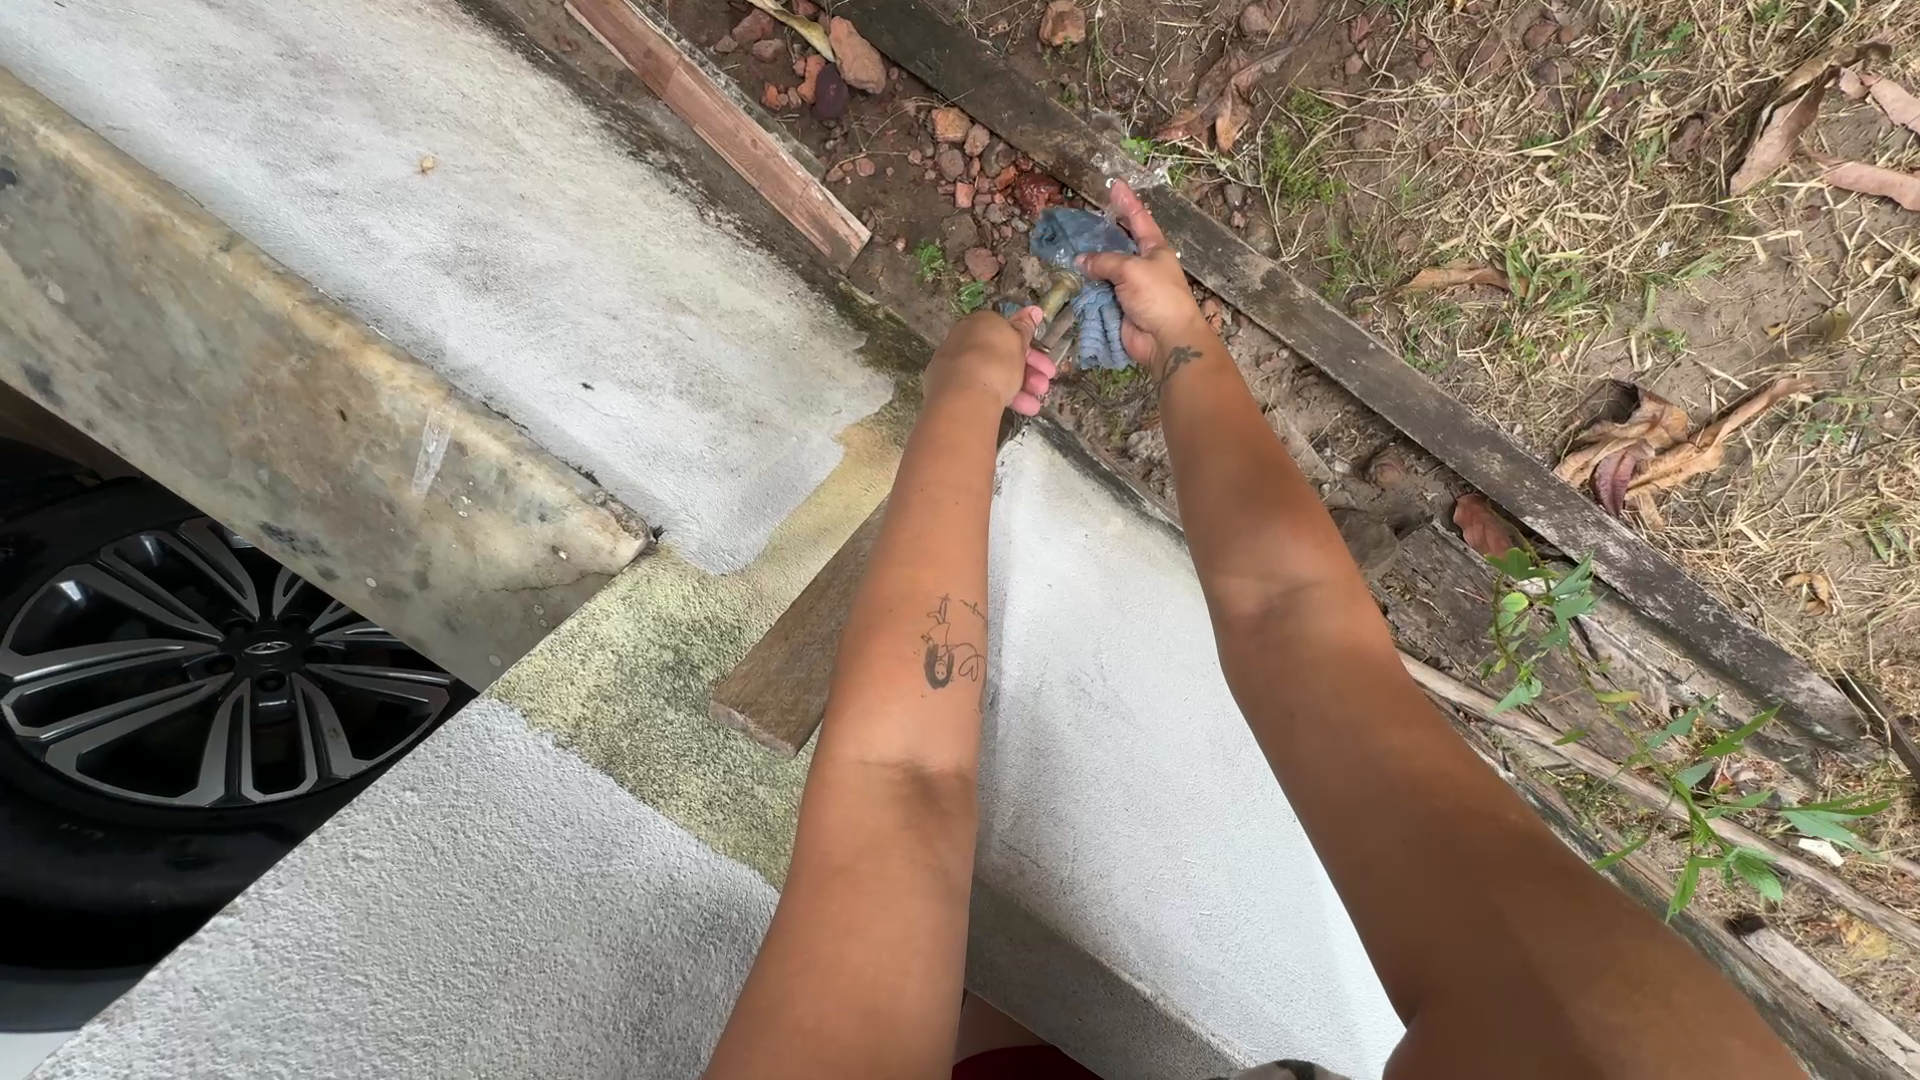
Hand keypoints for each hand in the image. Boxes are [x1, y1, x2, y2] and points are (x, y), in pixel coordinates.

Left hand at [922, 306, 1057, 416]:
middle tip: (1044, 385)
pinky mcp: (951, 390)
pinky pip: (982, 390)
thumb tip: (1033, 310)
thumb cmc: (995, 361)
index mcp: (980, 323)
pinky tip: (1020, 410)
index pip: (1008, 332)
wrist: (963, 396)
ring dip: (1021, 388)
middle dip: (1029, 372)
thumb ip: (1025, 328)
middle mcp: (965, 341)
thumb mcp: (1017, 342)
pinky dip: (1003, 398)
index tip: (1044, 364)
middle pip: (1002, 356)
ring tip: (1034, 405)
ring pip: (994, 375)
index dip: (1030, 349)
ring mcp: (956, 367)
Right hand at [1076, 180, 1205, 378]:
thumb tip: (1081, 261)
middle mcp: (1142, 266)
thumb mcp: (1131, 269)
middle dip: (1100, 237)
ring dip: (1088, 267)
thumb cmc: (1157, 296)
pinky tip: (1071, 283)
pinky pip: (1098, 296)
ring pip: (1104, 272)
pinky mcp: (1118, 309)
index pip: (1138, 219)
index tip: (1115, 185)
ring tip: (1067, 253)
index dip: (1127, 202)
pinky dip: (1086, 291)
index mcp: (1154, 249)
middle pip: (1117, 246)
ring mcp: (1129, 289)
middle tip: (1079, 225)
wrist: (1165, 338)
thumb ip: (1104, 261)